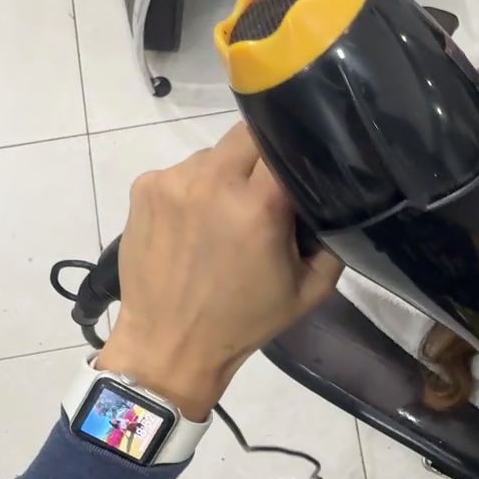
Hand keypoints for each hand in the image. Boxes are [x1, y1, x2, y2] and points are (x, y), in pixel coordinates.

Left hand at [99, 123, 343, 419]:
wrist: (171, 344)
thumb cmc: (245, 321)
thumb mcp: (310, 290)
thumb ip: (333, 241)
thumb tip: (333, 201)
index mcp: (259, 206)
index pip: (284, 144)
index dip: (296, 154)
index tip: (300, 173)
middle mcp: (213, 182)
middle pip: (249, 134)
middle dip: (264, 156)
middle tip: (267, 191)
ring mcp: (173, 181)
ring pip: (214, 153)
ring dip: (227, 173)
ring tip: (226, 215)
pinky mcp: (145, 187)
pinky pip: (184, 171)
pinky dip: (196, 188)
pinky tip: (196, 223)